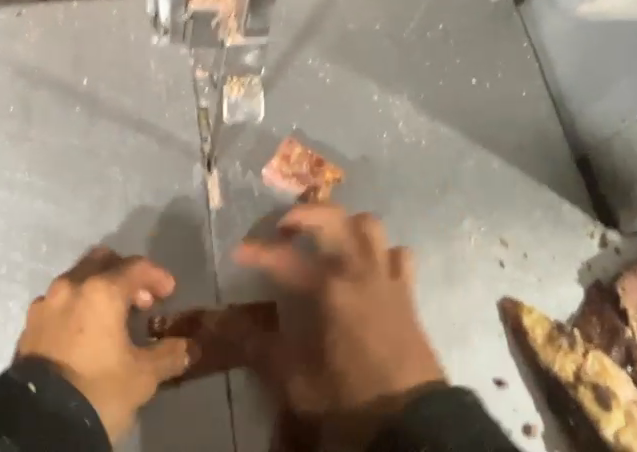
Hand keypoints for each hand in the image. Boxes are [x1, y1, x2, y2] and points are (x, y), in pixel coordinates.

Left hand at [16, 247, 193, 439]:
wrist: (41, 423)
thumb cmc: (98, 391)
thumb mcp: (142, 378)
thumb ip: (168, 355)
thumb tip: (188, 347)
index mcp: (102, 290)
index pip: (136, 267)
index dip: (157, 275)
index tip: (169, 292)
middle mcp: (71, 286)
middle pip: (103, 261)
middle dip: (125, 274)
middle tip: (140, 301)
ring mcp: (46, 303)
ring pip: (77, 279)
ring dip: (98, 289)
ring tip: (112, 318)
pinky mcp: (30, 324)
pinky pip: (58, 302)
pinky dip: (76, 307)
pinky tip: (84, 332)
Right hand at [234, 204, 446, 438]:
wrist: (413, 421)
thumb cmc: (351, 398)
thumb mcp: (296, 381)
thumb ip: (258, 348)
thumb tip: (222, 324)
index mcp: (328, 289)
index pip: (283, 258)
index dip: (256, 252)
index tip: (237, 253)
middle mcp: (357, 271)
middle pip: (330, 217)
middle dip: (301, 214)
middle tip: (282, 229)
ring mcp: (386, 277)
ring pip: (369, 225)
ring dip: (345, 224)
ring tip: (326, 239)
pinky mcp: (407, 292)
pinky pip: (398, 255)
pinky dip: (382, 252)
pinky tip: (368, 267)